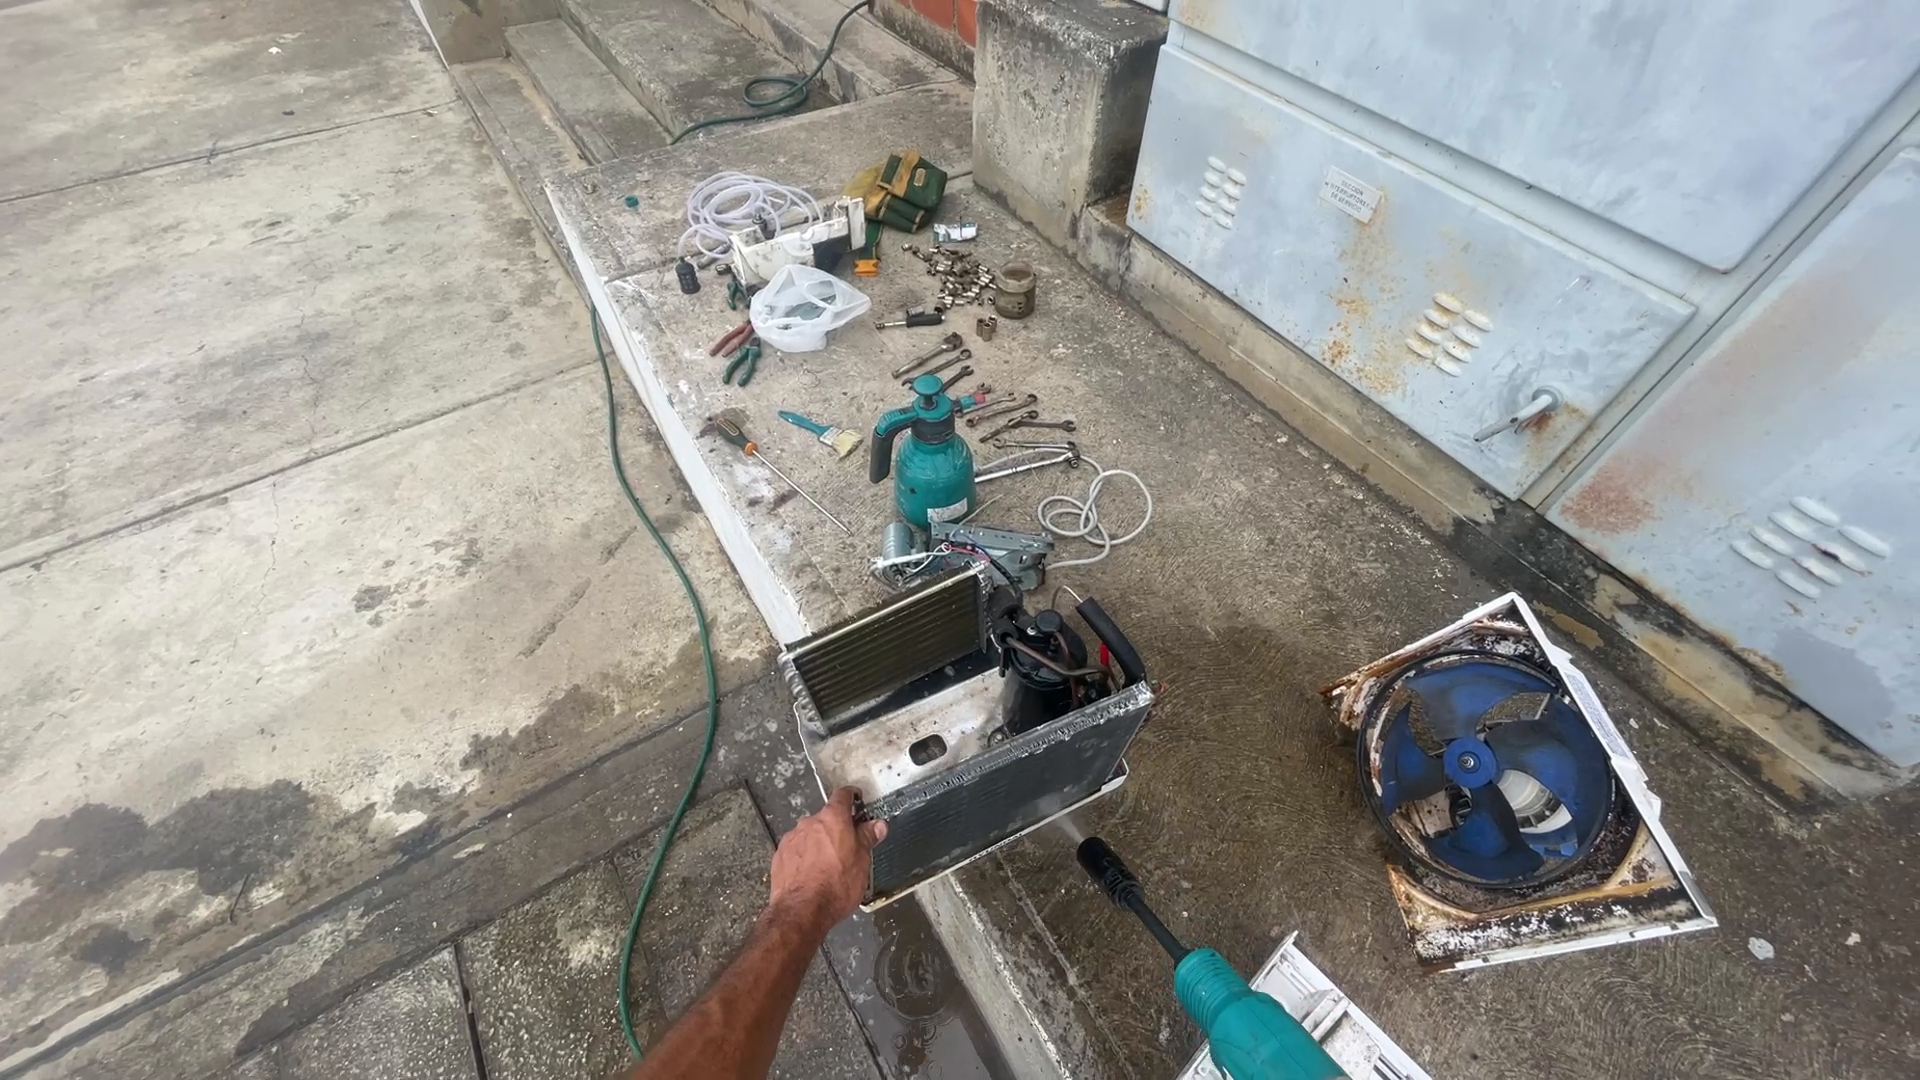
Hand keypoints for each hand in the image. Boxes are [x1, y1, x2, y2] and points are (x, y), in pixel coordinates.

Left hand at [767, 787, 886, 932]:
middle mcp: (810, 822)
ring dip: (819, 844)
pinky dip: (804, 857)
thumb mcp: (862, 862)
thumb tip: (877, 825)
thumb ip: (868, 838)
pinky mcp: (780, 856)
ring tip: (827, 867)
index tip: (856, 800)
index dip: (851, 796)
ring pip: (810, 834)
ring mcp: (793, 838)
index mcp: (833, 818)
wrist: (801, 912)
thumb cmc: (835, 886)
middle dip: (836, 829)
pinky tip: (811, 875)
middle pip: (826, 818)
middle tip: (847, 847)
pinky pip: (797, 850)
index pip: (843, 795)